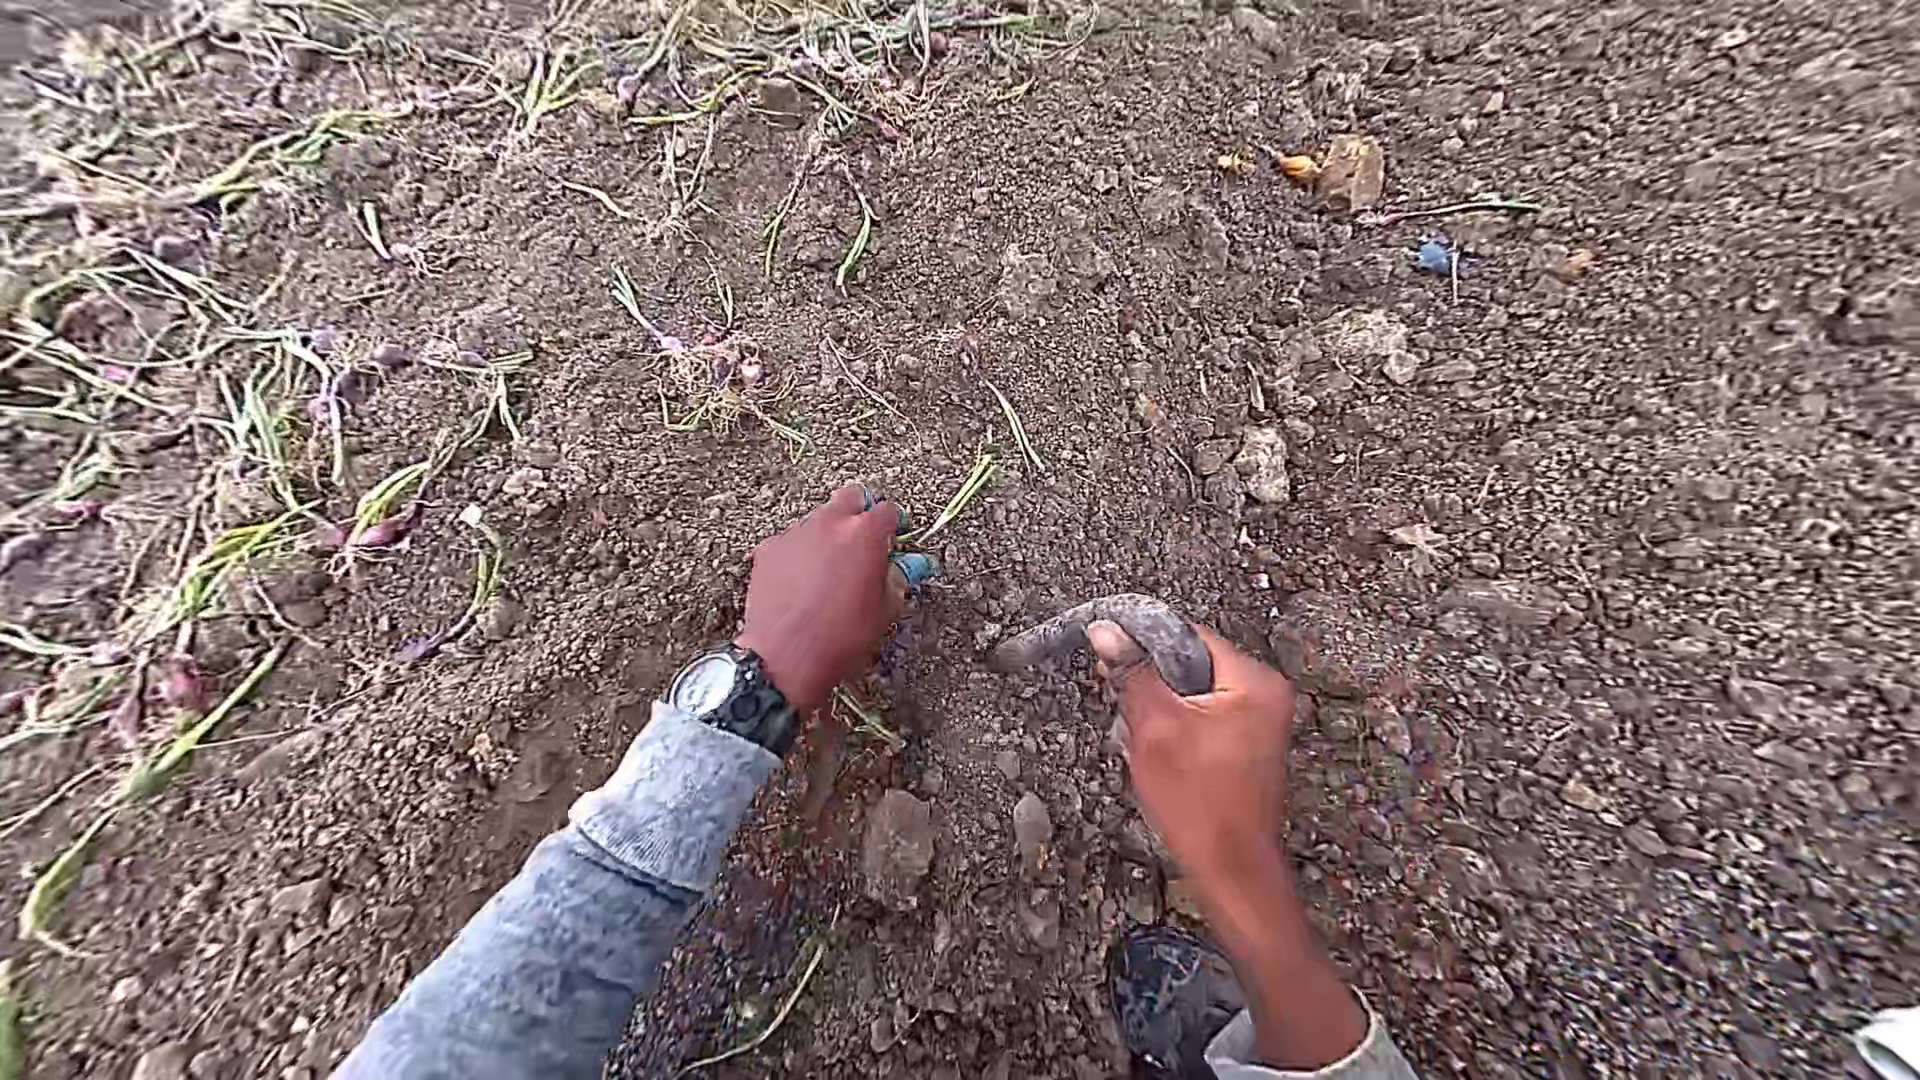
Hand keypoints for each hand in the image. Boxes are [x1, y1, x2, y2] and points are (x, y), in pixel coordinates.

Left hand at [735, 485, 903, 712]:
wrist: (787, 656)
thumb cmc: (841, 635)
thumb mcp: (885, 609)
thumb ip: (898, 578)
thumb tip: (906, 565)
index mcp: (865, 533)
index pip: (887, 510)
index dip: (892, 525)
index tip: (891, 538)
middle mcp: (830, 523)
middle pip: (849, 497)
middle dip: (858, 512)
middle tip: (861, 540)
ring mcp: (797, 533)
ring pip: (817, 519)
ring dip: (827, 535)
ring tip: (828, 571)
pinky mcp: (770, 549)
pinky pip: (790, 541)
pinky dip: (799, 554)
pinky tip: (800, 582)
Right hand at [1090, 621, 1366, 1068]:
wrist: (1230, 871)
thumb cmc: (1197, 800)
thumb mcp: (1154, 725)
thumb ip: (1132, 671)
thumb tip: (1105, 629)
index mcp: (1254, 681)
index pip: (1188, 635)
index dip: (1144, 642)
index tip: (1111, 655)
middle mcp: (1264, 693)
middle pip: (1189, 662)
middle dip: (1150, 681)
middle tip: (1123, 703)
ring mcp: (1258, 719)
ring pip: (1189, 689)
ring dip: (1158, 705)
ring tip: (1141, 736)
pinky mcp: (1244, 741)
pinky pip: (1198, 713)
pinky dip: (1172, 723)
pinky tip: (1157, 749)